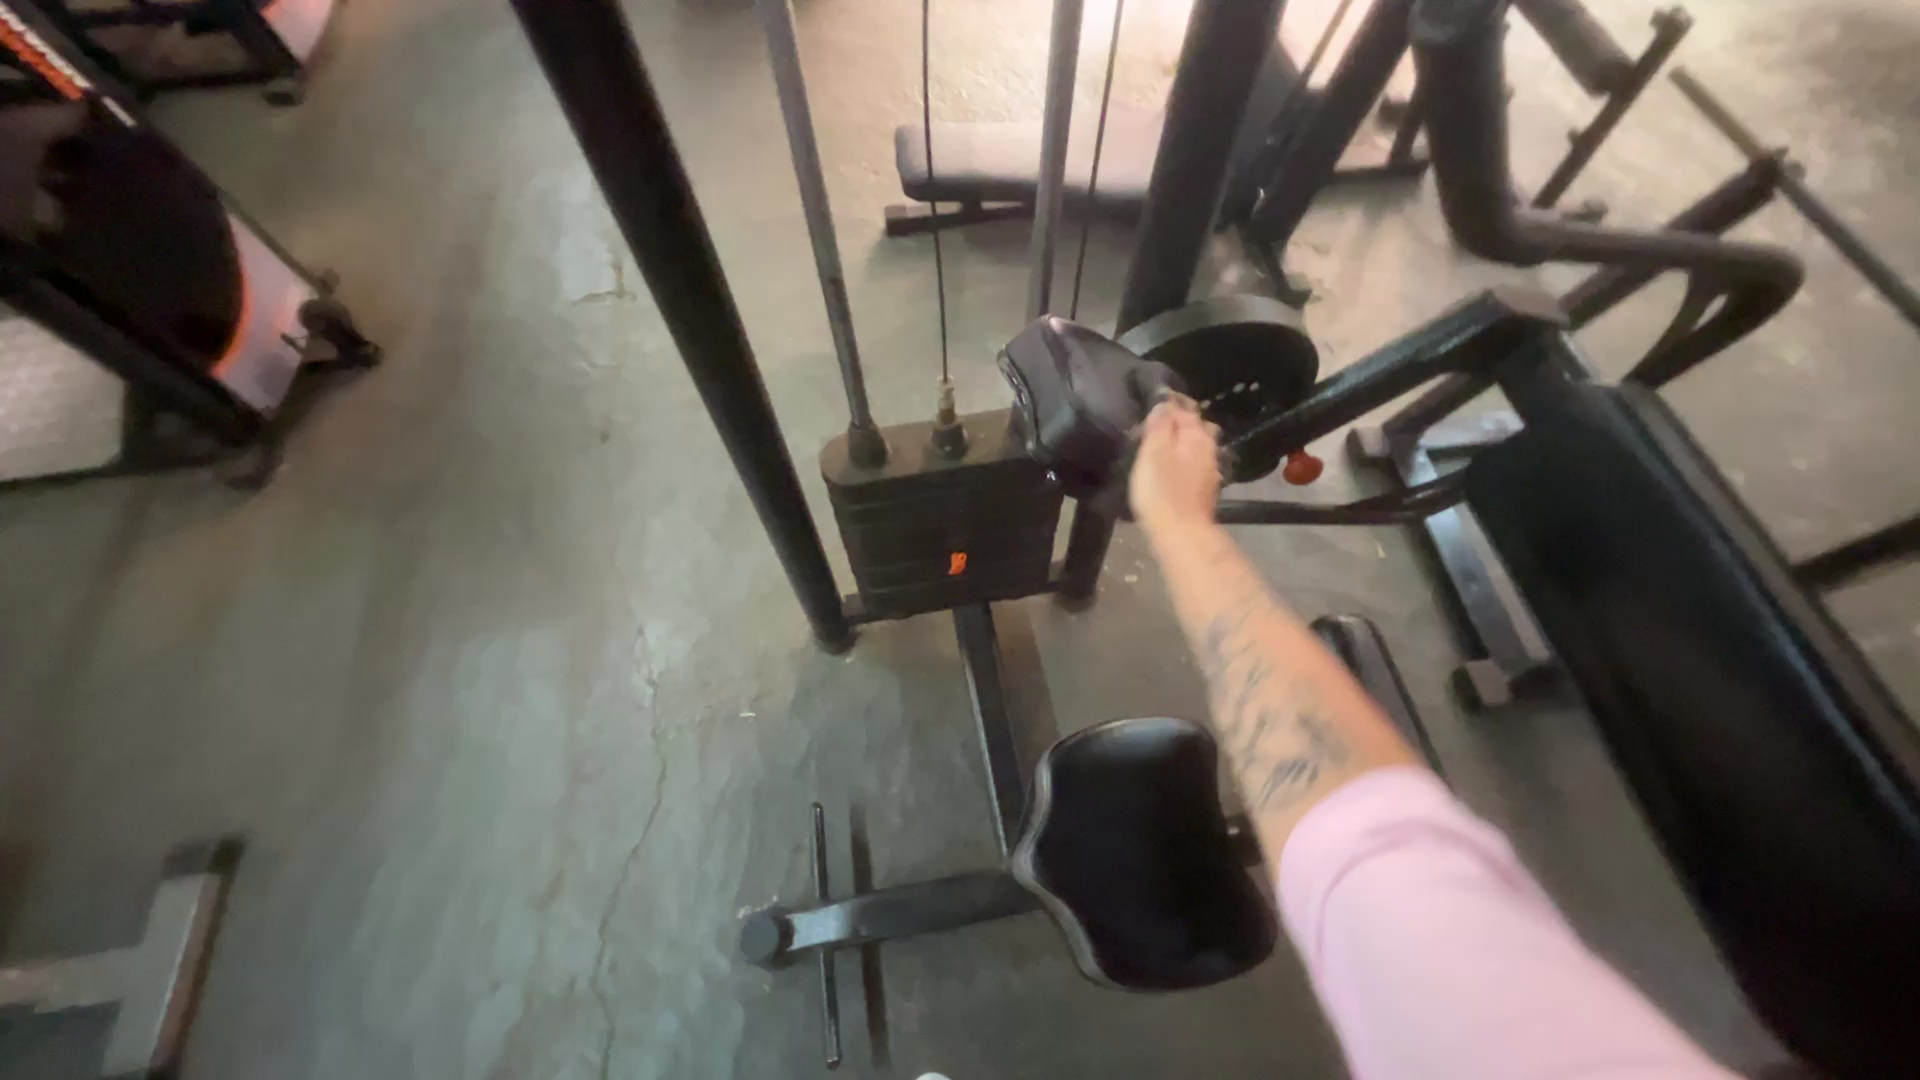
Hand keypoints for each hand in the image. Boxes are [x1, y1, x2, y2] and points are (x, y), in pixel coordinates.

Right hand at [1129, 396, 1221, 536]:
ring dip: (1184, 442)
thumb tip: (1164, 403)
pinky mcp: (1204, 491)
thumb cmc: (1162, 491)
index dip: (1171, 401)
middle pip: (1198, 427)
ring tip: (1163, 444)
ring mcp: (1209, 471)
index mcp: (1196, 436)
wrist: (1181, 534)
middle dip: (1182, 421)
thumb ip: (1160, 425)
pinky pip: (1195, 465)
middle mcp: (1209, 449)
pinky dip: (1185, 461)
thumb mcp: (1153, 452)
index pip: (1186, 409)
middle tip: (1159, 422)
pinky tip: (1173, 468)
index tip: (1156, 398)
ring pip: (1198, 447)